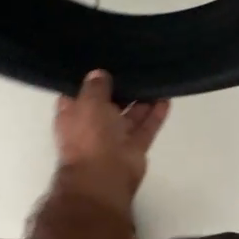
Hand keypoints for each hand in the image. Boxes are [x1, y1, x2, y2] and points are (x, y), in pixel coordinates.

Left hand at [53, 71, 169, 211]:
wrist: (104, 176)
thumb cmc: (89, 135)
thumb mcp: (88, 102)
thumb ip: (96, 86)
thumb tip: (99, 73)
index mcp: (73, 115)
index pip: (79, 93)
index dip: (89, 79)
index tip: (102, 62)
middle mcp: (93, 125)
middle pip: (108, 103)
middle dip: (120, 87)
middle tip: (134, 65)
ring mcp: (115, 138)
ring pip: (130, 115)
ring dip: (141, 100)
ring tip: (154, 78)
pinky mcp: (135, 147)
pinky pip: (146, 127)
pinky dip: (155, 114)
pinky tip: (166, 98)